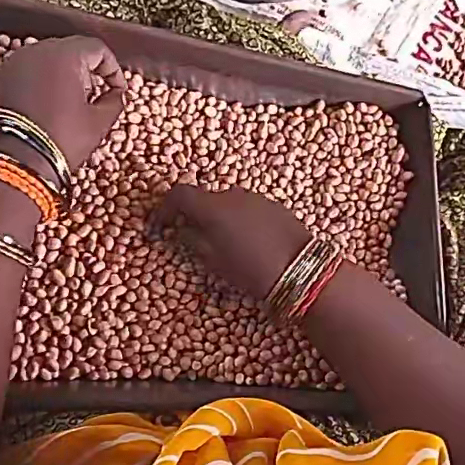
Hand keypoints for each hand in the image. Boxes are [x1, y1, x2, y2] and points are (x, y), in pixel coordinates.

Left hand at [0, 36, 125, 172]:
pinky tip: (46, 109)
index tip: (116, 89)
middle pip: (70, 51)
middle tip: (94, 98)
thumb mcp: (98, 122)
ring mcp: (13, 64)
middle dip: (86, 73)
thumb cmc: (61, 139)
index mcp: (65, 55)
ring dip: (62, 78)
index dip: (113, 70)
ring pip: (46, 62)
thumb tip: (117, 95)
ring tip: (69, 105)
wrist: (18, 159)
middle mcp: (36, 51)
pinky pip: (26, 74)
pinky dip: (39, 86)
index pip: (97, 49)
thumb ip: (114, 101)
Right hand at [150, 185, 312, 300]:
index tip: (161, 223)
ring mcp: (256, 199)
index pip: (179, 194)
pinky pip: (248, 209)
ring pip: (228, 204)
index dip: (165, 207)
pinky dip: (239, 221)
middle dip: (195, 216)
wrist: (302, 270)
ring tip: (222, 245)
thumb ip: (194, 242)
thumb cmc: (252, 270)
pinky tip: (247, 244)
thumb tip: (182, 231)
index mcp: (213, 207)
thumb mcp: (216, 262)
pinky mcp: (275, 207)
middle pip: (205, 199)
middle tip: (191, 238)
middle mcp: (233, 195)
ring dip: (219, 219)